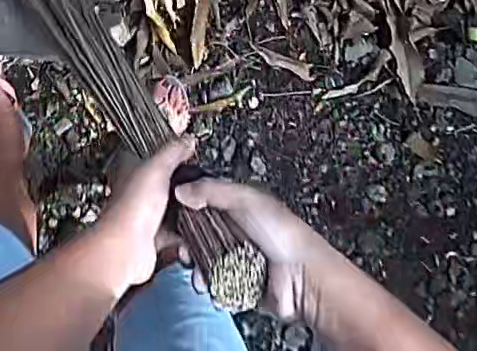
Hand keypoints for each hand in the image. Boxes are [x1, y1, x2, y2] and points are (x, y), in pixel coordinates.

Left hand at [85, 136, 195, 293]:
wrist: (127, 249)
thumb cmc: (133, 205)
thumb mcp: (158, 167)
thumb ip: (173, 151)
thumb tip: (188, 139)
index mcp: (129, 165)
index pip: (149, 151)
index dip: (166, 150)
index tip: (186, 151)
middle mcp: (135, 188)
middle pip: (163, 180)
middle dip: (181, 183)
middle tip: (199, 180)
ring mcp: (144, 213)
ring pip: (170, 206)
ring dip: (184, 208)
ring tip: (201, 203)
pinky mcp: (153, 236)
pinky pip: (174, 232)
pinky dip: (184, 233)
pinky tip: (196, 228)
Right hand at [174, 177, 327, 322]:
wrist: (304, 278)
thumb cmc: (282, 232)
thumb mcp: (244, 199)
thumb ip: (211, 190)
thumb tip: (180, 189)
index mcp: (235, 205)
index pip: (202, 201)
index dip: (185, 207)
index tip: (171, 215)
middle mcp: (234, 229)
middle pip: (199, 233)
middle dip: (188, 242)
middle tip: (181, 248)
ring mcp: (237, 257)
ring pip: (206, 260)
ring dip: (198, 266)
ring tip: (194, 271)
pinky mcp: (240, 283)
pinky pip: (218, 284)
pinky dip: (212, 286)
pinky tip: (208, 286)